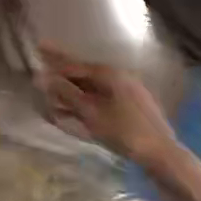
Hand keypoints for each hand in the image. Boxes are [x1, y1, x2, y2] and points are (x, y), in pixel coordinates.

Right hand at [38, 48, 180, 168]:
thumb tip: (42, 78)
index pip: (75, 64)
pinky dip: (84, 102)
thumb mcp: (90, 112)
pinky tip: (71, 110)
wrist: (161, 153)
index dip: (55, 59)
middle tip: (43, 64)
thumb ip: (66, 93)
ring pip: (91, 88)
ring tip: (51, 95)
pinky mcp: (130, 107)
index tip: (39, 48)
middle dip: (62, 73)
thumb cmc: (123, 130)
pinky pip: (100, 99)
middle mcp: (119, 78)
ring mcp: (126, 92)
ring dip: (71, 91)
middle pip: (83, 73)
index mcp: (109, 74)